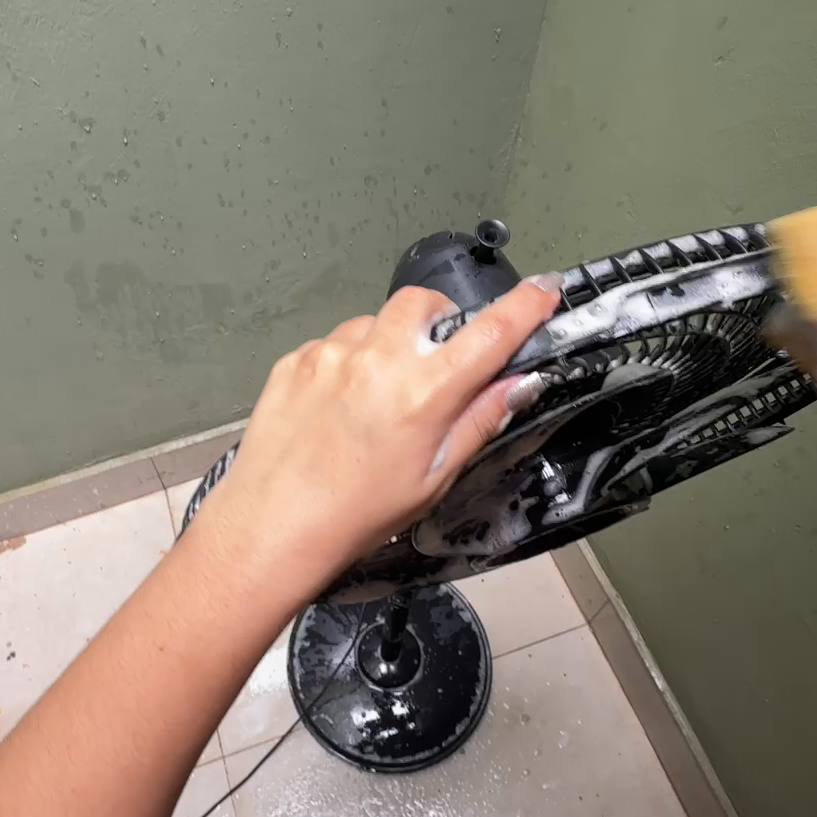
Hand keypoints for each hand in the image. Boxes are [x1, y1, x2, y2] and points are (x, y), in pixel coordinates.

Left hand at [189, 275, 562, 602]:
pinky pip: (334, 344)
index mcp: (423, 393)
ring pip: (374, 323)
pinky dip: (348, 363)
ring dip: (387, 345)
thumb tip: (520, 382)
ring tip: (376, 397)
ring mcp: (330, 354)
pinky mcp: (295, 359)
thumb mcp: (434, 476)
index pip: (490, 333)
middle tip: (435, 359)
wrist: (272, 527)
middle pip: (423, 303)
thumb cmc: (357, 515)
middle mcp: (377, 360)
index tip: (545, 289)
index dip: (526, 306)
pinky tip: (339, 406)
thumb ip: (478, 420)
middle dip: (438, 320)